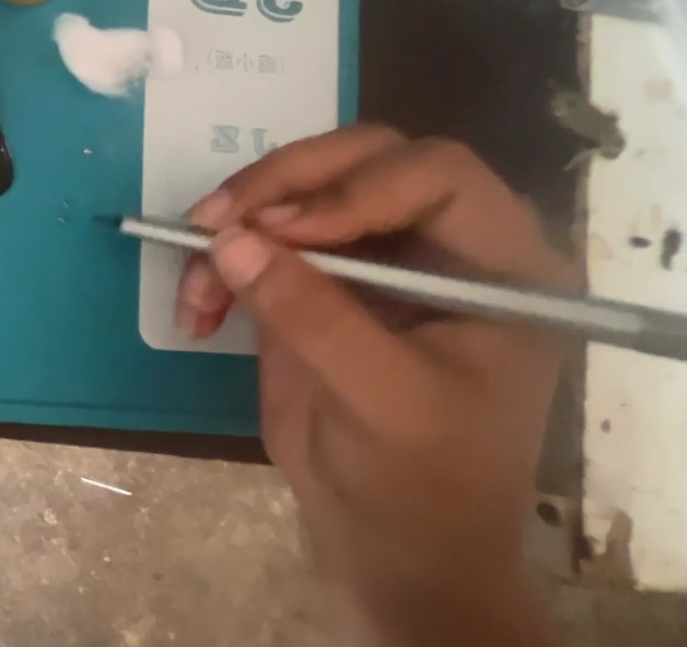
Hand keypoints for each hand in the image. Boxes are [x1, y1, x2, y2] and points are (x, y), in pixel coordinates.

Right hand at [177, 126, 569, 640]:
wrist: (382, 530)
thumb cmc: (421, 477)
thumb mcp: (382, 399)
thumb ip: (313, 316)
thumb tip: (226, 239)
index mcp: (493, 262)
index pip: (430, 173)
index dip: (354, 188)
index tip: (286, 232)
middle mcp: (430, 242)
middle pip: (350, 160)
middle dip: (275, 186)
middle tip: (212, 220)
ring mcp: (361, 256)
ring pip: (285, 191)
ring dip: (228, 228)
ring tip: (196, 287)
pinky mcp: (303, 276)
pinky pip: (245, 238)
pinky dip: (209, 266)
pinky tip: (198, 312)